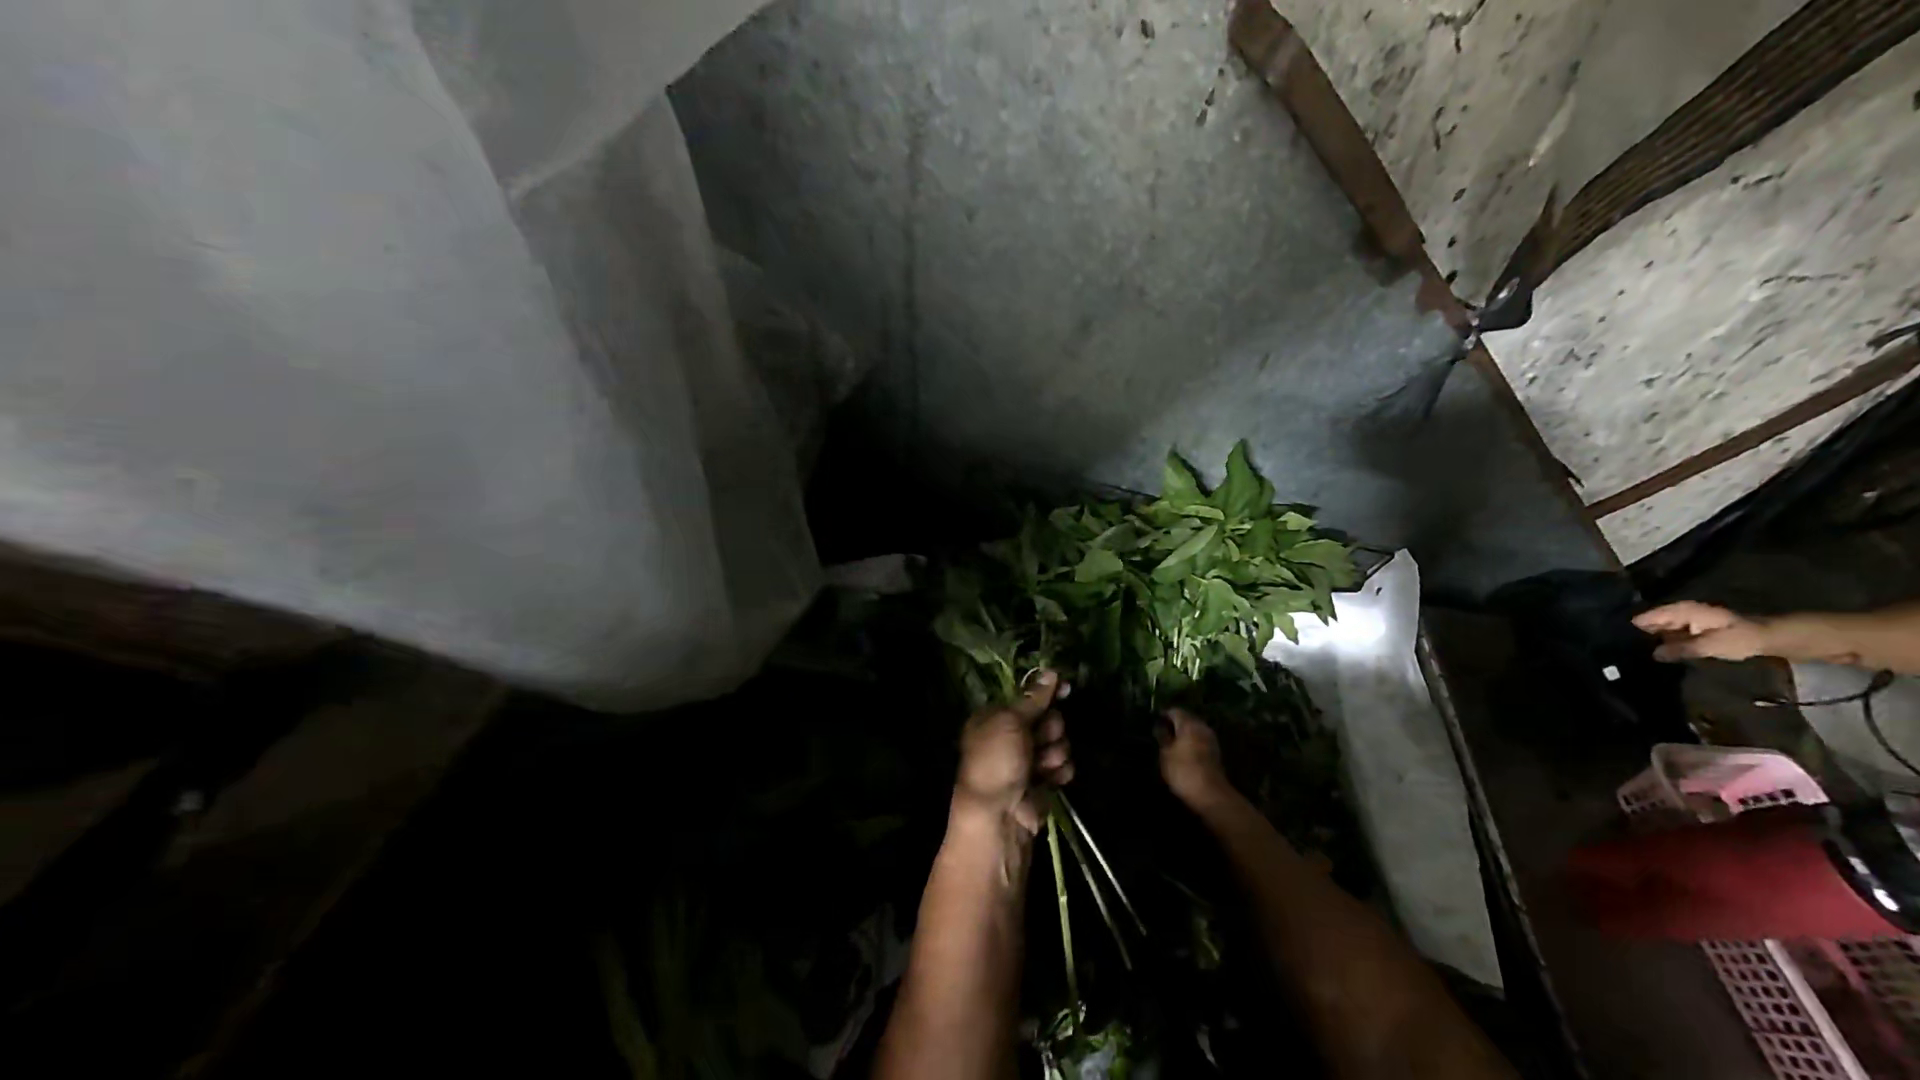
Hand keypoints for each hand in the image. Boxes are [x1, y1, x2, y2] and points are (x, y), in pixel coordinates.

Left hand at [954, 671, 1072, 835]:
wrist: (1001, 816)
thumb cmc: (997, 761)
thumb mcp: (1010, 721)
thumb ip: (1033, 698)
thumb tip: (1050, 671)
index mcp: (994, 717)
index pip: (1027, 696)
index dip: (1047, 692)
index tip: (1066, 688)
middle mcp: (1010, 736)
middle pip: (1048, 718)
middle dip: (1050, 728)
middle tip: (1040, 739)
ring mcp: (1027, 760)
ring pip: (1058, 742)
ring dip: (1054, 752)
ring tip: (1041, 766)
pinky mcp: (1043, 781)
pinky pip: (1063, 766)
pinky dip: (1058, 772)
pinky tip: (1049, 781)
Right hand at [1158, 708, 1233, 808]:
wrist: (1210, 795)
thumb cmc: (1183, 771)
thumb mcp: (1166, 754)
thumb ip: (1163, 737)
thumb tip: (1160, 726)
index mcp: (1189, 724)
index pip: (1175, 711)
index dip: (1164, 715)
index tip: (1154, 722)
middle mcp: (1202, 727)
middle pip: (1187, 719)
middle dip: (1174, 723)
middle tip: (1161, 732)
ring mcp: (1211, 740)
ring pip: (1194, 730)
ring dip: (1183, 734)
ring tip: (1170, 742)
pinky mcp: (1215, 753)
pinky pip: (1200, 740)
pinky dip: (1191, 742)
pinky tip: (1182, 752)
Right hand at [1633, 602, 1771, 661]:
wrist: (1768, 638)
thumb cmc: (1739, 639)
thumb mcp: (1708, 646)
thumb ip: (1679, 649)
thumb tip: (1653, 654)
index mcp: (1679, 611)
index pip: (1644, 618)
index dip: (1631, 629)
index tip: (1618, 643)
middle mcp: (1677, 611)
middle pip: (1649, 622)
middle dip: (1638, 635)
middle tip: (1622, 651)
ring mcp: (1683, 619)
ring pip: (1658, 628)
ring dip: (1650, 639)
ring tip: (1634, 653)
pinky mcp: (1689, 628)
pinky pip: (1668, 633)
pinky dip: (1662, 641)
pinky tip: (1654, 652)